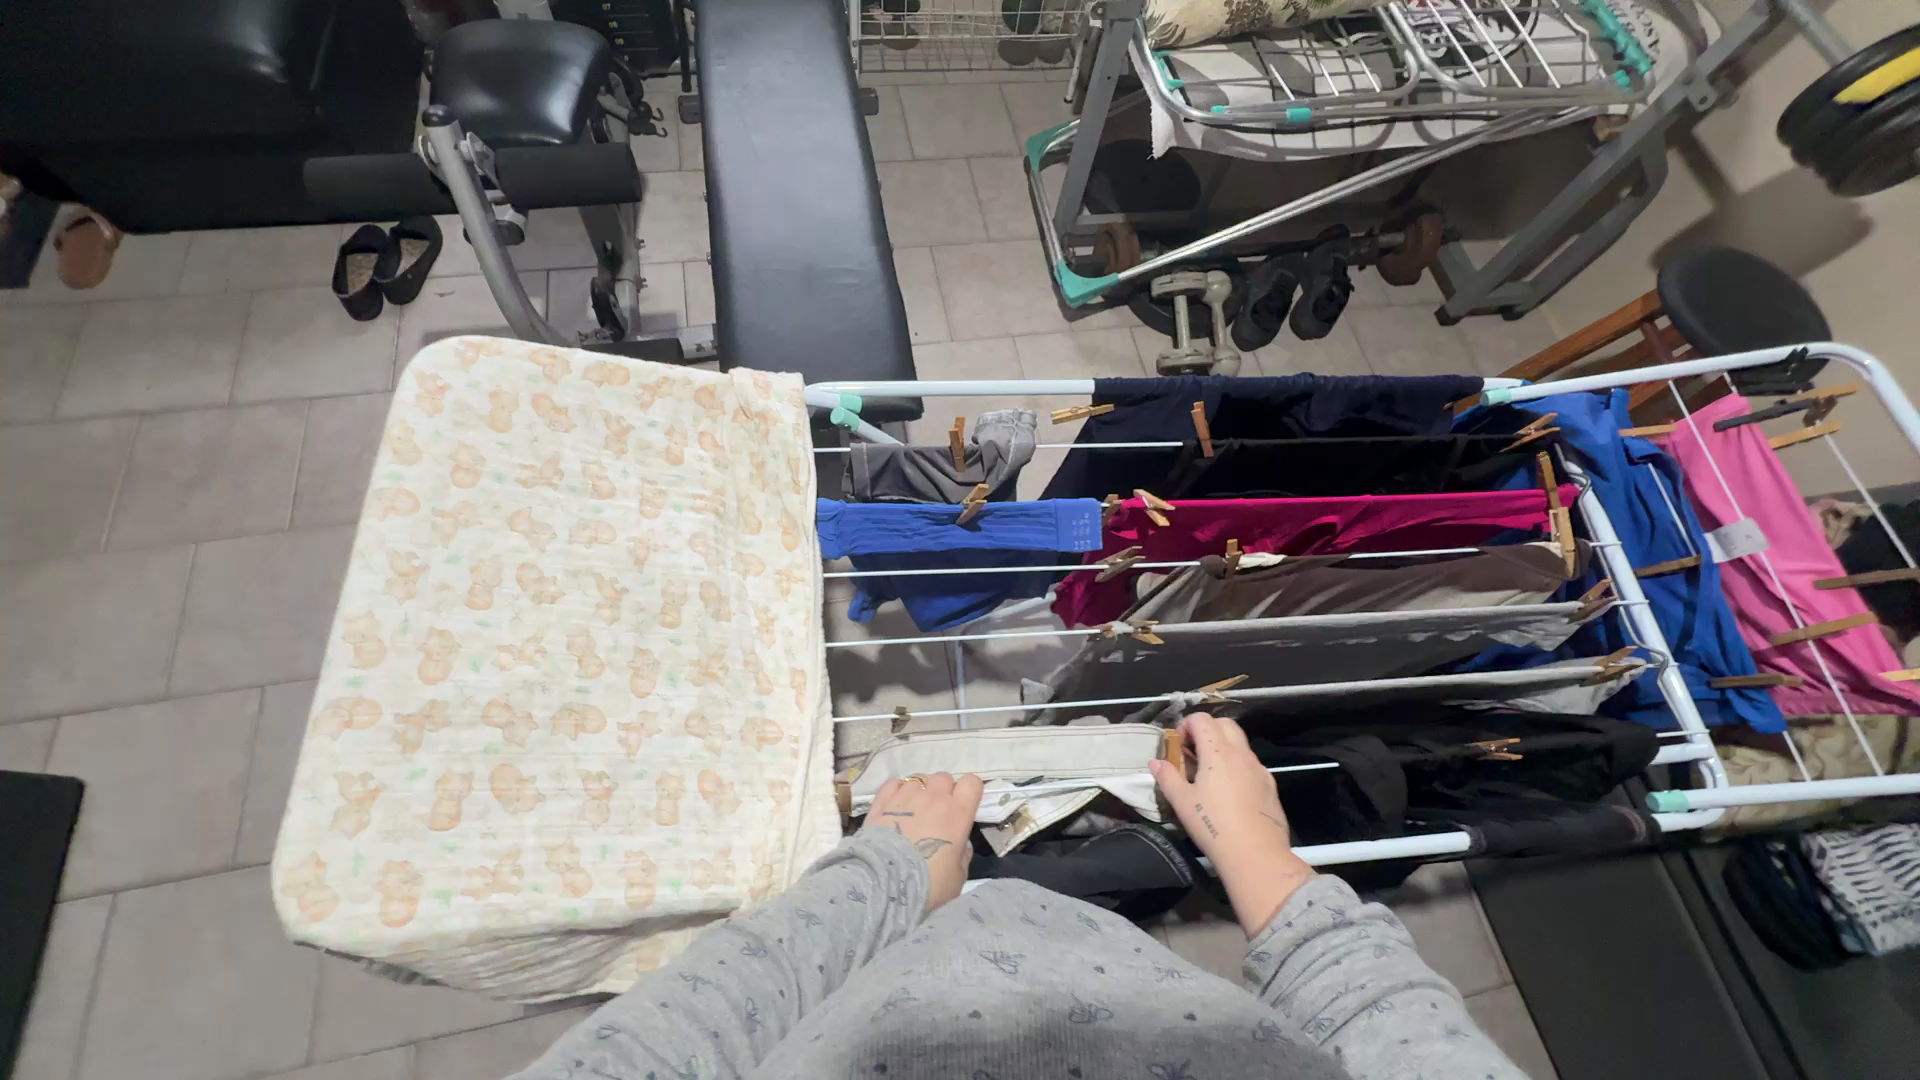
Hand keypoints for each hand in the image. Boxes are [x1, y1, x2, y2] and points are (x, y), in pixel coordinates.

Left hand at [864, 772, 982, 912]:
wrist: (885, 886)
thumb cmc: (928, 885)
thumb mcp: (957, 877)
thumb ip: (962, 855)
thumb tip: (959, 845)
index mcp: (958, 813)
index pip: (972, 782)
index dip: (969, 792)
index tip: (964, 806)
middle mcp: (934, 797)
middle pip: (944, 777)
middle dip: (943, 791)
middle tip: (937, 813)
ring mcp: (907, 795)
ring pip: (919, 778)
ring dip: (920, 791)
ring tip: (913, 811)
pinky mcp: (883, 800)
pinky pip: (894, 783)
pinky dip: (897, 791)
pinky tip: (894, 807)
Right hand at [1150, 713, 1314, 935]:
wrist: (1257, 856)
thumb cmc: (1213, 826)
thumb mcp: (1181, 802)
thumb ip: (1167, 777)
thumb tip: (1156, 762)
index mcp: (1217, 752)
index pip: (1202, 719)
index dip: (1186, 726)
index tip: (1178, 746)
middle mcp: (1241, 754)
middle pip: (1225, 724)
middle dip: (1207, 730)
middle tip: (1193, 752)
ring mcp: (1259, 769)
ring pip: (1240, 743)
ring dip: (1223, 746)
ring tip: (1209, 773)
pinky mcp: (1270, 786)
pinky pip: (1251, 764)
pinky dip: (1237, 765)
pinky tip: (1230, 791)